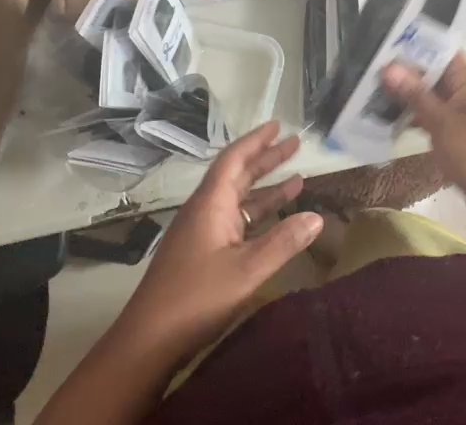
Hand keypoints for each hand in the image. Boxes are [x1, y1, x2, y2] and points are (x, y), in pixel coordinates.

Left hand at [113, 122, 322, 360]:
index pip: (234, 159)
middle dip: (266, 160)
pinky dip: (257, 216)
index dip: (256, 140)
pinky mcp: (201, 255)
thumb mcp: (247, 270)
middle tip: (295, 144)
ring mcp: (201, 234)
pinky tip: (276, 222)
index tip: (278, 125)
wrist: (149, 340)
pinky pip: (235, 222)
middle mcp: (205, 211)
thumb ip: (283, 242)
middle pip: (237, 176)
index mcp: (211, 204)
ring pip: (238, 201)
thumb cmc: (196, 298)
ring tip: (297, 180)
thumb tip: (317, 216)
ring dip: (265, 189)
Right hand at [381, 55, 465, 221]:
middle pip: (430, 73)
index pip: (438, 50)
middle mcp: (464, 90)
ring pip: (427, 96)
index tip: (379, 42)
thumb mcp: (443, 123)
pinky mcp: (455, 133)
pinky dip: (412, 116)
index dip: (411, 44)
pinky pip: (430, 116)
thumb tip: (388, 66)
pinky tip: (386, 119)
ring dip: (404, 95)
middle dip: (401, 71)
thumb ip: (415, 95)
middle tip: (364, 67)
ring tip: (367, 91)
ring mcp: (460, 112)